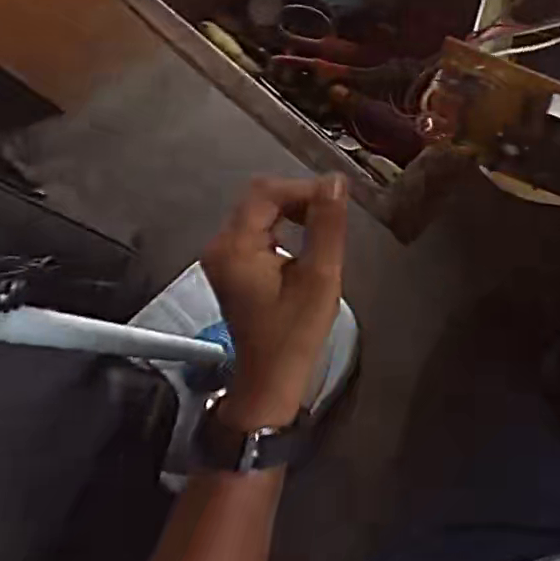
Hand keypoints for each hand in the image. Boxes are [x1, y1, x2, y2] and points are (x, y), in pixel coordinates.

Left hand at [201, 176, 347, 428]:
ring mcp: (224, 256)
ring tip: (327, 229)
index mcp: (235, 247)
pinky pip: (260, 229)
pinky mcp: (234, 266)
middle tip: (335, 216)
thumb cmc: (295, 332)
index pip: (267, 192)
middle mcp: (221, 246)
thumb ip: (326, 226)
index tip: (338, 202)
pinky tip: (309, 243)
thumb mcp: (320, 276)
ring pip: (261, 211)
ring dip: (296, 212)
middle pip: (260, 198)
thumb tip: (335, 182)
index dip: (305, 189)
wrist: (271, 378)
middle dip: (301, 198)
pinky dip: (287, 226)